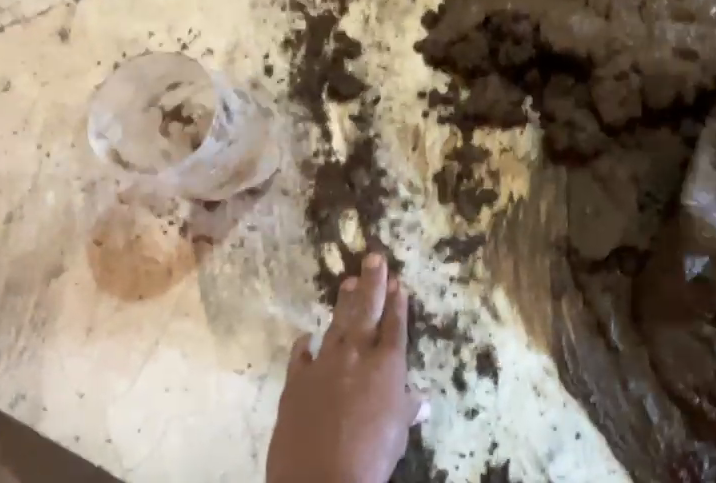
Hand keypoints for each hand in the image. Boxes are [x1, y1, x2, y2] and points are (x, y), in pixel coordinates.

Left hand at [266, 253, 421, 482]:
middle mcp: (357, 355)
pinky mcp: (296, 382)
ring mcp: (324, 365)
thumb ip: (406, 410)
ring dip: (344, 303)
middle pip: (367, 310)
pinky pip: (301, 355)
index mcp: (388, 365)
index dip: (397, 302)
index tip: (398, 282)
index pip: (395, 324)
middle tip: (374, 256)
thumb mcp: (398, 433)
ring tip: (348, 282)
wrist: (320, 480)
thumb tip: (419, 401)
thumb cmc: (371, 457)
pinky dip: (306, 344)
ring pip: (337, 324)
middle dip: (373, 282)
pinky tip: (307, 335)